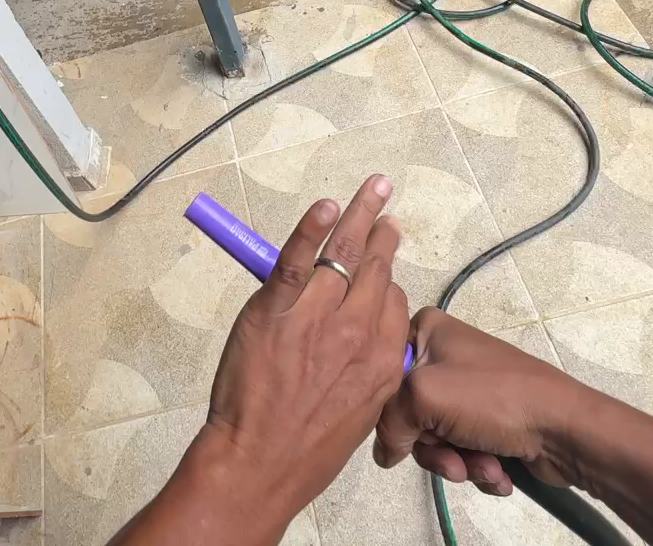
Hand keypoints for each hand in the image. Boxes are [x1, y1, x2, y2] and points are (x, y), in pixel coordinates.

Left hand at [114, 176, 409, 544]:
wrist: (259, 462)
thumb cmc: (308, 446)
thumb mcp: (360, 412)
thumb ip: (370, 369)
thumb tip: (367, 339)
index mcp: (383, 361)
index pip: (393, 300)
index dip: (386, 278)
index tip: (382, 263)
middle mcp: (357, 331)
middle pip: (375, 267)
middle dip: (383, 234)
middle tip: (387, 212)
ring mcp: (317, 315)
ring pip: (344, 253)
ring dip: (360, 215)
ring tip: (373, 190)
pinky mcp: (278, 307)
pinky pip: (297, 257)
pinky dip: (312, 227)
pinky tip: (326, 205)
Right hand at [373, 307, 599, 496]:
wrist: (565, 428)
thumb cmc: (491, 397)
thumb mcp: (424, 396)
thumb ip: (389, 422)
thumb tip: (385, 453)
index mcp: (426, 329)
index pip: (383, 370)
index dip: (390, 407)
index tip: (408, 428)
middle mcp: (443, 353)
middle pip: (409, 410)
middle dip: (432, 445)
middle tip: (452, 458)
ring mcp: (467, 388)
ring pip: (435, 436)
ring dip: (456, 461)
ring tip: (483, 467)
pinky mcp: (487, 419)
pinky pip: (461, 448)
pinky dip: (476, 465)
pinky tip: (498, 470)